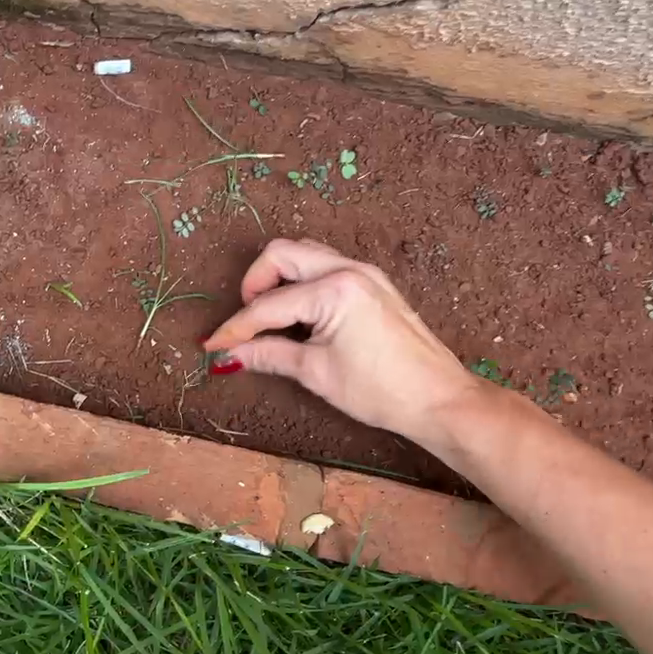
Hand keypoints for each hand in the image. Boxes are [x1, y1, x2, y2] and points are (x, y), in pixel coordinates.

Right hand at [201, 238, 488, 448]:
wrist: (441, 400)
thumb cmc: (381, 391)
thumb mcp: (316, 373)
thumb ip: (268, 355)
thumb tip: (230, 356)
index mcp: (334, 290)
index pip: (268, 305)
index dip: (235, 328)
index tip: (211, 345)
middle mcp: (347, 269)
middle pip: (281, 253)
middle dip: (254, 283)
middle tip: (246, 321)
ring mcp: (363, 272)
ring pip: (303, 253)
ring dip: (277, 277)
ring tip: (269, 316)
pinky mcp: (371, 282)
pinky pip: (323, 265)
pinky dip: (300, 281)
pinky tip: (297, 314)